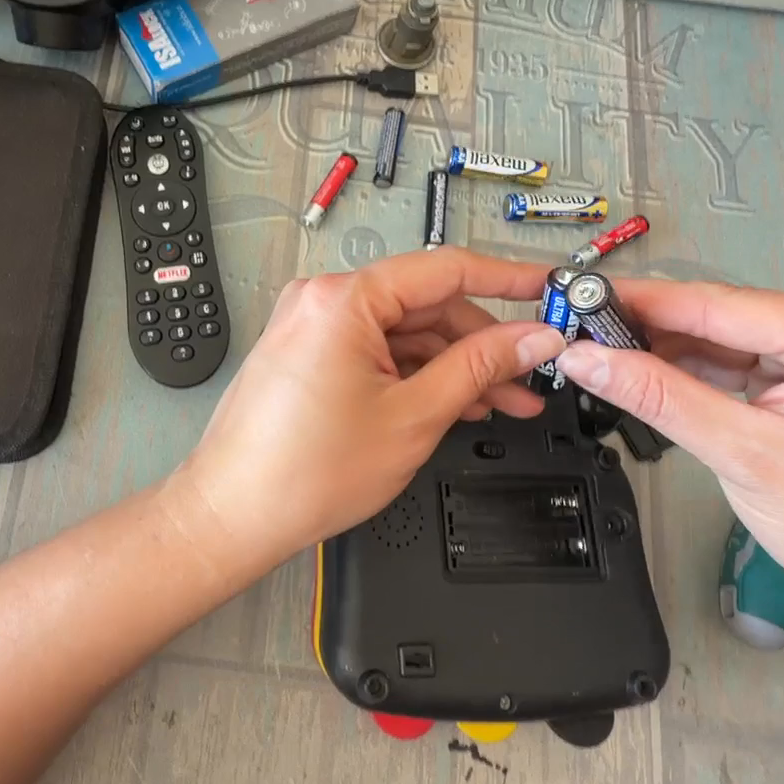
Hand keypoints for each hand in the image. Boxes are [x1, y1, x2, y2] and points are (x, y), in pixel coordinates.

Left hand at [172, 249, 566, 569]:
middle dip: (483, 342)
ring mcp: (312, 327)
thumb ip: (479, 367)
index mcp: (344, 300)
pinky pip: (377, 351)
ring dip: (453, 365)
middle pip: (426, 305)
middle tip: (532, 371)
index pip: (445, 270)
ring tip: (504, 401)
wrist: (236, 513)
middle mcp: (323, 301)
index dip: (507, 279)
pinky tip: (455, 401)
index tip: (547, 289)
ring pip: (404, 333)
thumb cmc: (304, 472)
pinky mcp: (309, 353)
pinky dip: (416, 374)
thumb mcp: (414, 416)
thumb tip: (529, 339)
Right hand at [550, 280, 783, 628]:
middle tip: (586, 338)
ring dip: (682, 353)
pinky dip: (717, 374)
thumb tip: (583, 357)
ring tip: (614, 360)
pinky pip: (766, 362)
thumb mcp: (745, 457)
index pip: (721, 304)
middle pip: (733, 318)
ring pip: (744, 339)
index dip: (641, 302)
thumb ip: (658, 397)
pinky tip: (668, 378)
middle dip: (658, 331)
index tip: (578, 300)